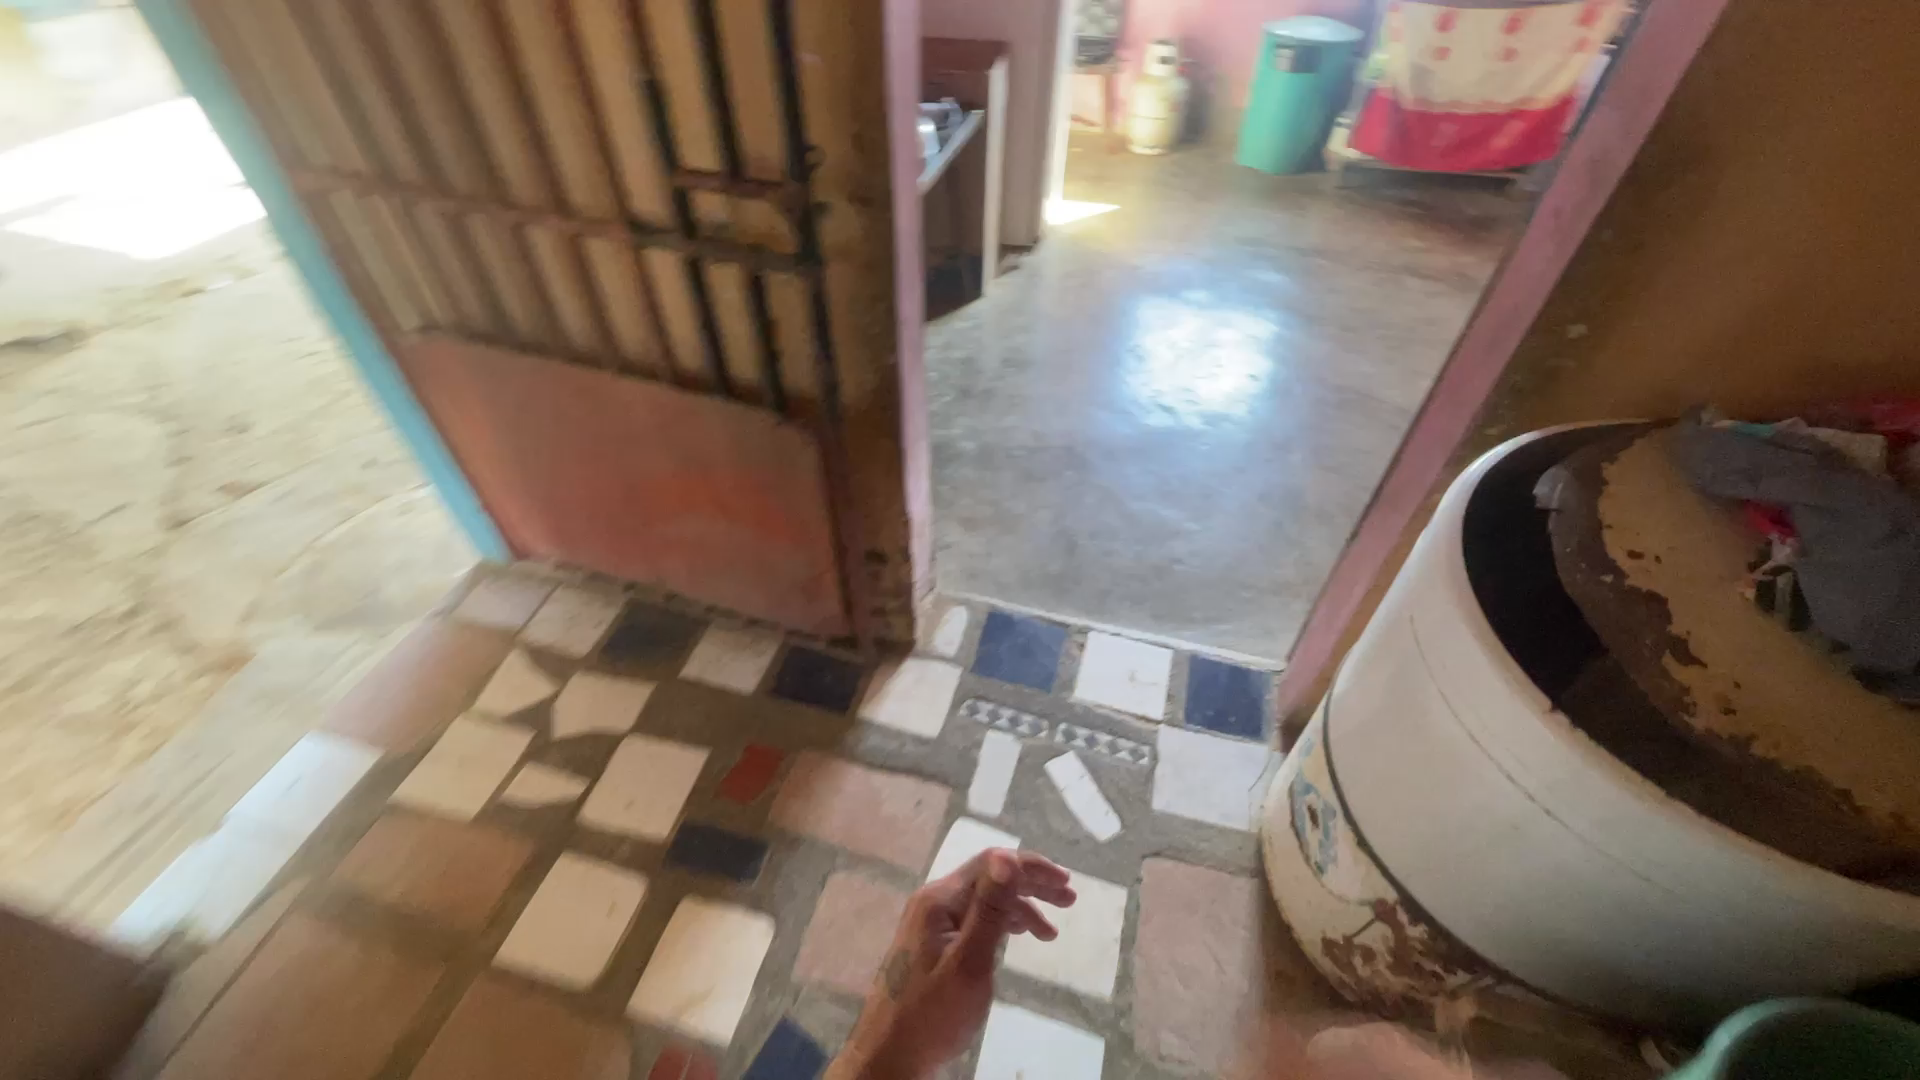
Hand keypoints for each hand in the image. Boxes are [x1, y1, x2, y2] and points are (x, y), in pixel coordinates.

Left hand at [827, 849, 1075, 1079]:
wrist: (888, 1058)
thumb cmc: (932, 1015)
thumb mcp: (969, 963)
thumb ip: (990, 909)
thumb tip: (1008, 856)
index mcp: (940, 898)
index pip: (991, 862)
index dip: (1031, 867)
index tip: (1066, 883)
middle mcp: (934, 901)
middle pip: (989, 877)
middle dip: (1031, 884)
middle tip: (1069, 898)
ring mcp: (931, 921)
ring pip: (983, 899)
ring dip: (1020, 906)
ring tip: (1051, 930)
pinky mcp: (933, 943)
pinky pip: (973, 918)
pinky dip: (1001, 923)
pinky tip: (1019, 935)